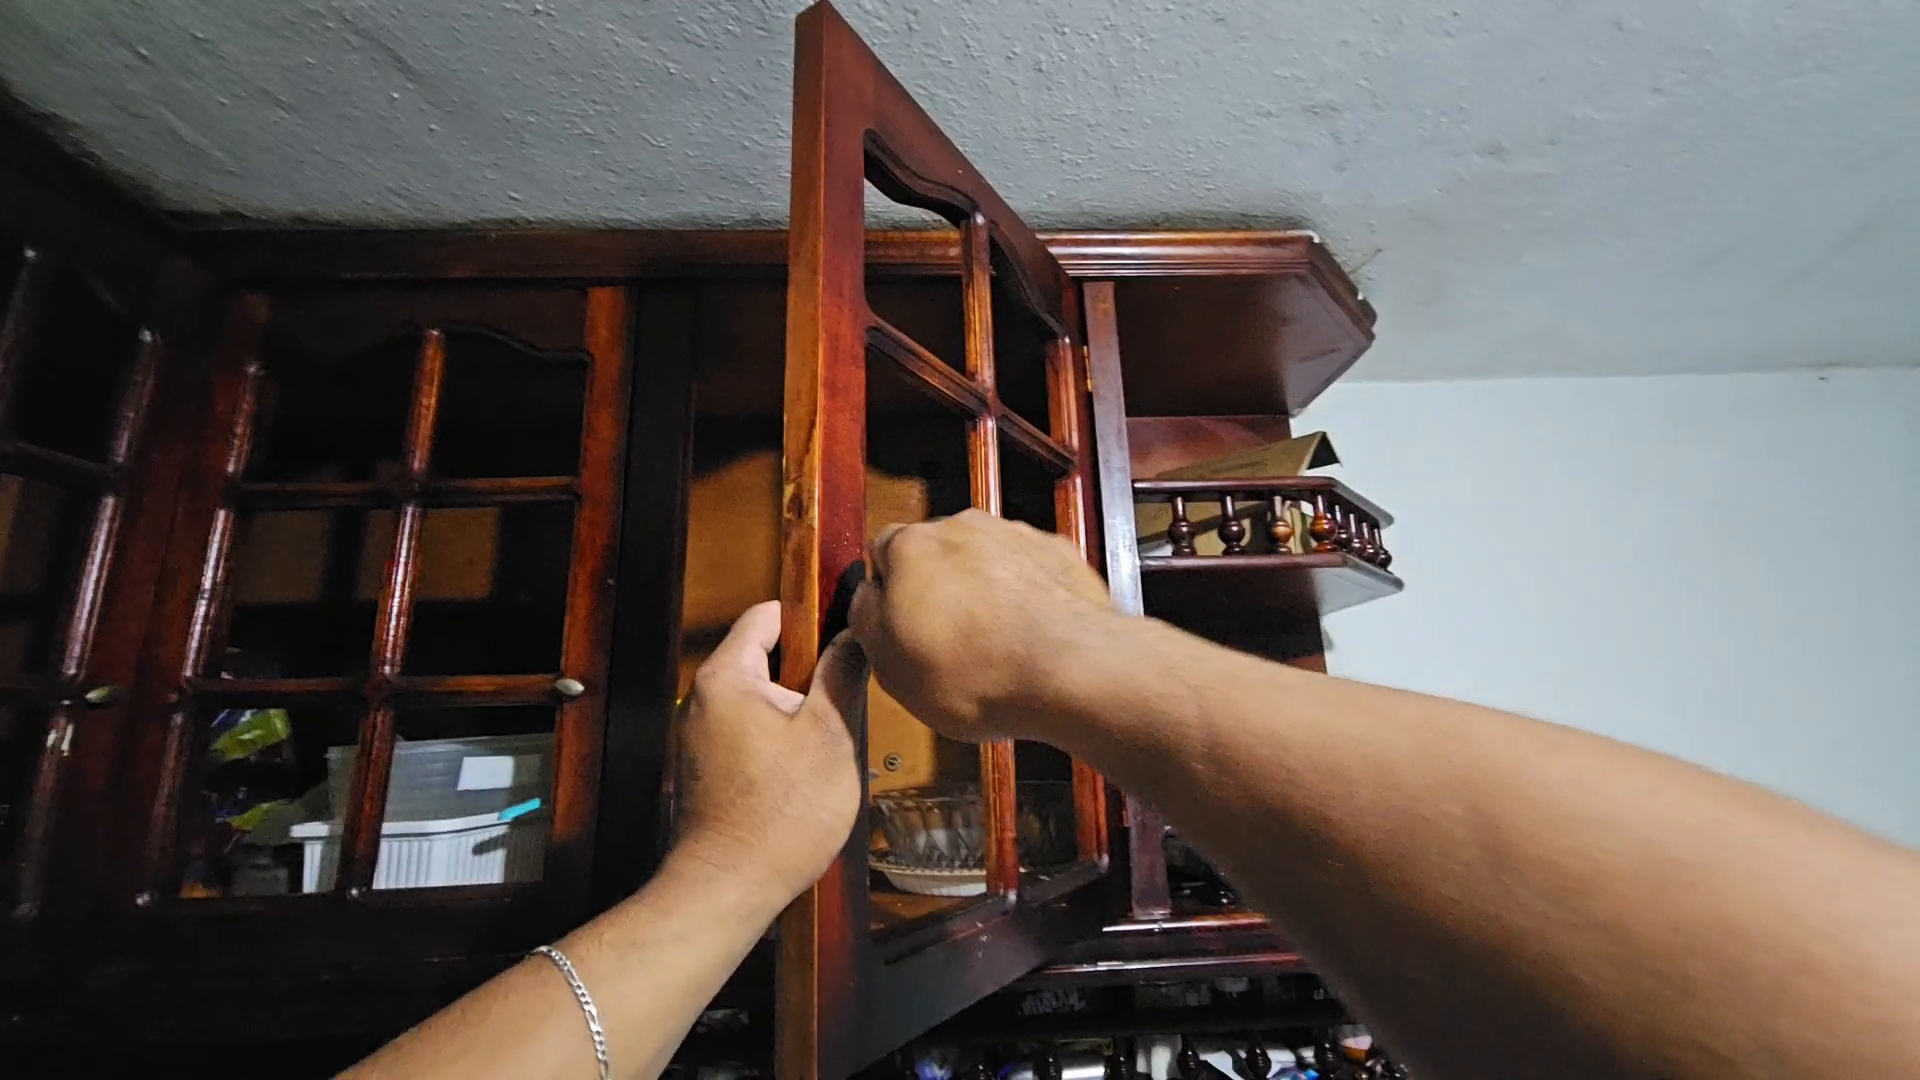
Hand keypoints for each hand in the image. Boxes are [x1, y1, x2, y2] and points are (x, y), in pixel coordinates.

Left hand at [673, 601, 865, 902]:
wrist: (729, 891)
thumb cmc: (783, 811)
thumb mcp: (829, 734)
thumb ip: (841, 674)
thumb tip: (854, 633)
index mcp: (727, 677)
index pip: (768, 614)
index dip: (811, 617)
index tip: (847, 633)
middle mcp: (704, 697)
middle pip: (765, 654)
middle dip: (810, 670)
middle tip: (847, 696)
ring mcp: (701, 733)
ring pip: (762, 695)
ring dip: (799, 706)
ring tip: (832, 737)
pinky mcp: (707, 765)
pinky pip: (750, 727)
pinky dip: (781, 734)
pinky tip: (807, 768)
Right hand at [850, 509, 1114, 742]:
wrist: (1069, 671)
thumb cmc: (981, 673)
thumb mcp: (890, 666)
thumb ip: (867, 621)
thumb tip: (867, 601)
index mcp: (911, 546)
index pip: (880, 552)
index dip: (887, 593)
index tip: (898, 623)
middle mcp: (963, 528)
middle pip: (936, 553)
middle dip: (938, 589)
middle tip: (945, 641)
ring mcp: (1014, 536)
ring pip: (984, 560)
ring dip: (983, 592)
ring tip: (993, 646)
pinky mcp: (1056, 553)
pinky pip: (1028, 571)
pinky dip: (1025, 595)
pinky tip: (1027, 636)